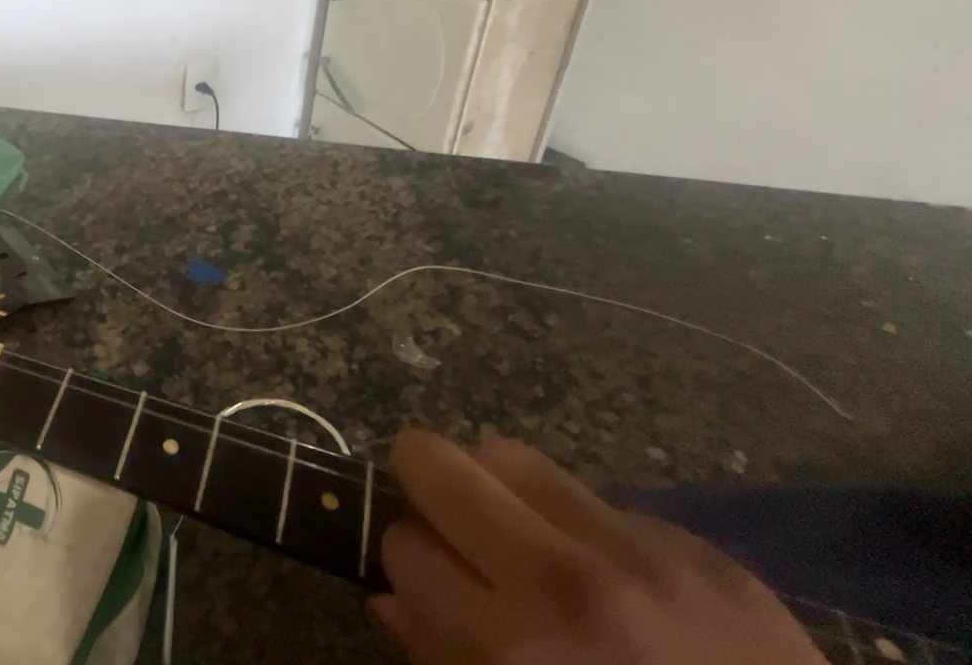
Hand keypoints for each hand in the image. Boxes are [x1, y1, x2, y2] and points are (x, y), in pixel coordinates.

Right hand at [372, 430, 823, 664]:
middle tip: (439, 513)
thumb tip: (390, 595)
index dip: (407, 563)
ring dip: (497, 486)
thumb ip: (442, 660)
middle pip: (434, 460)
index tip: (428, 579)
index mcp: (508, 649)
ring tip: (517, 525)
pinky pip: (606, 504)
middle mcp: (564, 583)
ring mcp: (642, 558)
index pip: (401, 544)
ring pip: (510, 454)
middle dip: (421, 481)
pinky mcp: (708, 555)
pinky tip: (613, 577)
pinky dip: (587, 531)